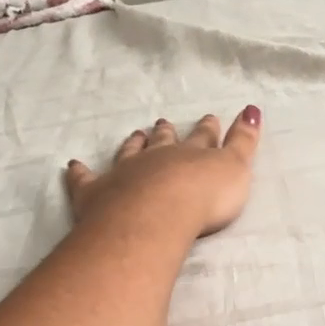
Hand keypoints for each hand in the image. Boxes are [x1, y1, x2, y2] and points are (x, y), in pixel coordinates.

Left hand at [64, 107, 263, 236]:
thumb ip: (244, 141)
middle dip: (166, 133)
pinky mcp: (95, 193)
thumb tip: (252, 109)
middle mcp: (157, 158)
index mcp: (192, 154)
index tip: (209, 118)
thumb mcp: (236, 169)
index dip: (207, 128)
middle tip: (163, 123)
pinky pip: (85, 179)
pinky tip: (73, 165)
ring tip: (135, 134)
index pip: (202, 137)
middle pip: (162, 142)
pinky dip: (79, 172)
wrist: (155, 216)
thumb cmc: (203, 197)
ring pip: (129, 153)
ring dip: (133, 144)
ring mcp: (124, 173)